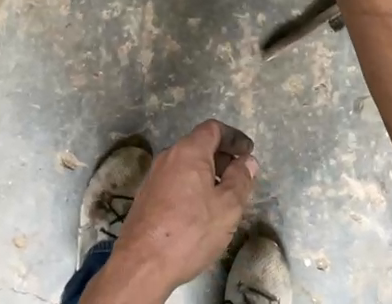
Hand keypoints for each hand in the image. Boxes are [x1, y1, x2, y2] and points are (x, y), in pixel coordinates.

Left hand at [85, 121, 258, 302]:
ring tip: (223, 196)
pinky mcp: (147, 195)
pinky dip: (192, 184)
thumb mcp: (227, 207)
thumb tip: (248, 161)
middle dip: (222, 156)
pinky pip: (175, 179)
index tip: (248, 151)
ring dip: (207, 172)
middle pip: (199, 145)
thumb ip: (240, 180)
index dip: (234, 137)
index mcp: (189, 151)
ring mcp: (154, 175)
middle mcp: (169, 156)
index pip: (213, 129)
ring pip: (186, 164)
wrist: (142, 262)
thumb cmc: (190, 231)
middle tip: (239, 176)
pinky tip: (200, 210)